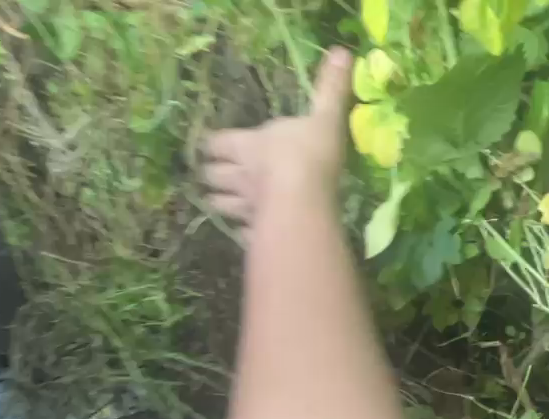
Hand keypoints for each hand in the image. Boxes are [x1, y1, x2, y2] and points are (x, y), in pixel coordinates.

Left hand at [201, 47, 351, 225]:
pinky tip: (245, 234)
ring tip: (216, 205)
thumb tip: (341, 52)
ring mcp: (249, 210)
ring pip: (225, 207)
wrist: (306, 203)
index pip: (221, 142)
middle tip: (207, 176)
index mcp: (250, 146)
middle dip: (211, 175)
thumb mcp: (324, 118)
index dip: (213, 143)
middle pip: (217, 176)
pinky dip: (243, 233)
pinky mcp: (259, 236)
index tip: (206, 145)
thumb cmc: (309, 155)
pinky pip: (245, 235)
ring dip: (220, 204)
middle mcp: (243, 178)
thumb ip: (330, 90)